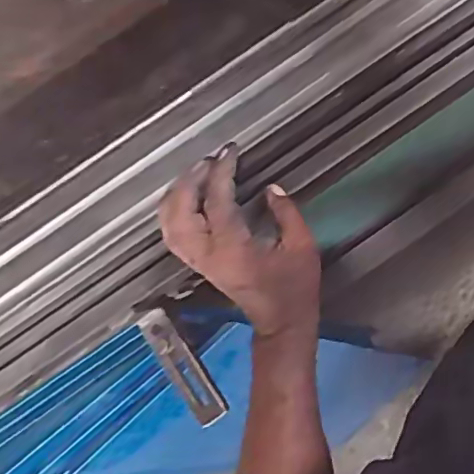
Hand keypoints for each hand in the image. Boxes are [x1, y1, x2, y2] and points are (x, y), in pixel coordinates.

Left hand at [158, 145, 320, 340]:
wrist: (282, 320)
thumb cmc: (296, 286)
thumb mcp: (302, 246)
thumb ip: (287, 214)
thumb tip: (270, 189)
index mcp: (233, 249)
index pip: (218, 201)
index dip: (222, 173)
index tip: (230, 153)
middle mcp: (207, 255)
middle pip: (182, 211)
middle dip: (192, 180)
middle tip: (209, 160)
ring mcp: (199, 262)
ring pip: (170, 224)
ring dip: (178, 195)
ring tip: (194, 173)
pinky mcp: (199, 265)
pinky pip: (173, 234)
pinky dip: (174, 212)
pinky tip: (186, 198)